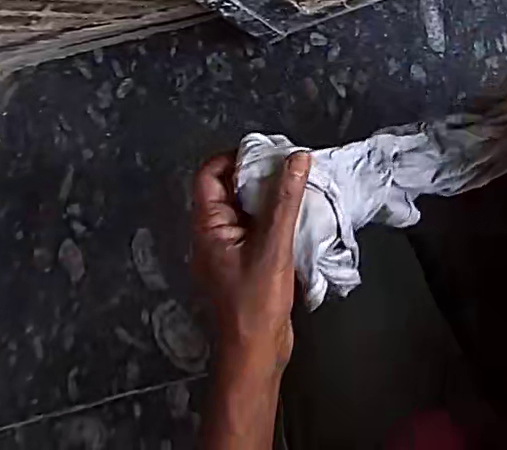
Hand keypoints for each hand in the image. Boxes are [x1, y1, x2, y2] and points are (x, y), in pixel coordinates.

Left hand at [190, 150, 309, 380]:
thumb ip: (285, 200)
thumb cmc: (255, 305)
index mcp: (209, 228)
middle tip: (286, 163)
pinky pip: (258, 224)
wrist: (256, 355)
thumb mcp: (273, 246)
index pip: (209, 175)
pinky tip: (297, 212)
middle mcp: (215, 235)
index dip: (232, 157)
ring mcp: (230, 249)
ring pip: (246, 206)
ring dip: (269, 193)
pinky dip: (275, 213)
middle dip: (257, 172)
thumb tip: (297, 158)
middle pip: (229, 187)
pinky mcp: (247, 260)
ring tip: (295, 183)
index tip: (263, 151)